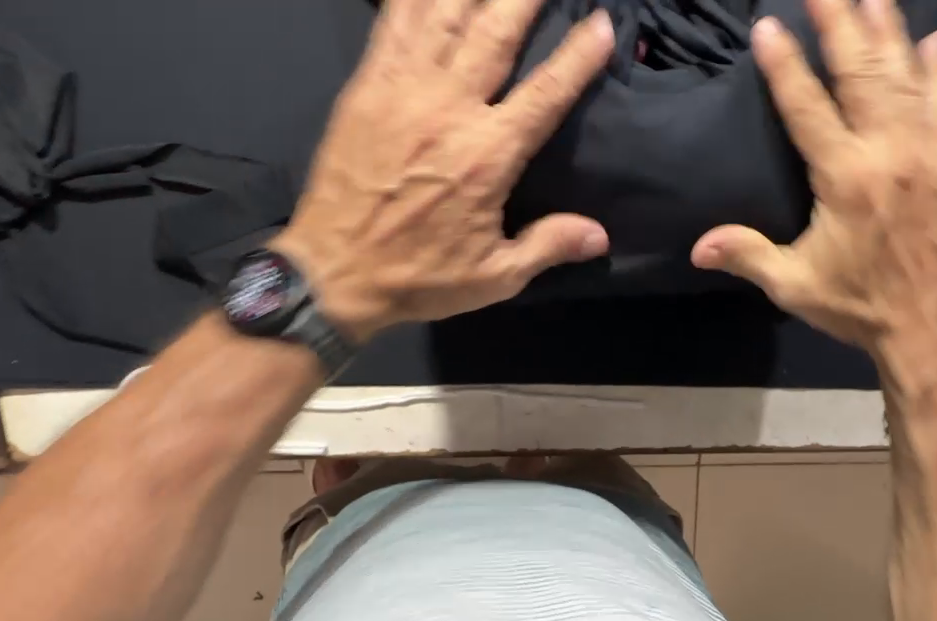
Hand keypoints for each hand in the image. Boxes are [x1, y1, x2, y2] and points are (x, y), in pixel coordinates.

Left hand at [273, 0, 616, 342]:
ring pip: (445, 14)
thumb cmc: (420, 278)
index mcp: (487, 156)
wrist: (336, 271)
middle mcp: (449, 109)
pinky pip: (394, 20)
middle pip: (495, 32)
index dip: (577, 58)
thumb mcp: (494, 277)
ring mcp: (404, 89)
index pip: (544, 94)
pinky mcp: (367, 85)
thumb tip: (600, 236)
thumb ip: (548, 246)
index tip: (600, 26)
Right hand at [691, 0, 936, 356]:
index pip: (809, 107)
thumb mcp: (792, 284)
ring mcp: (922, 152)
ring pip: (903, 76)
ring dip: (886, 30)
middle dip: (841, 22)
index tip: (769, 26)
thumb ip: (747, 256)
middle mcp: (886, 152)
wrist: (919, 320)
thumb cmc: (853, 303)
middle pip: (861, 72)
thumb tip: (698, 247)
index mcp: (844, 178)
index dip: (786, 66)